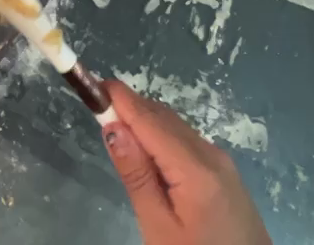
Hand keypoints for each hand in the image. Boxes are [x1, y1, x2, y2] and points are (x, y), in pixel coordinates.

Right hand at [101, 80, 270, 244]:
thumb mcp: (160, 228)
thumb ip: (136, 176)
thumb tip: (111, 125)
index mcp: (196, 167)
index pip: (149, 118)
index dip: (119, 98)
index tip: (90, 85)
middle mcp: (211, 154)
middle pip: (162, 117)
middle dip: (128, 107)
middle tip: (95, 109)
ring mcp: (221, 162)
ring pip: (173, 126)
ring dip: (143, 120)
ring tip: (115, 129)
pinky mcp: (224, 173)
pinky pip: (185, 140)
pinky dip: (160, 135)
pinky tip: (146, 151)